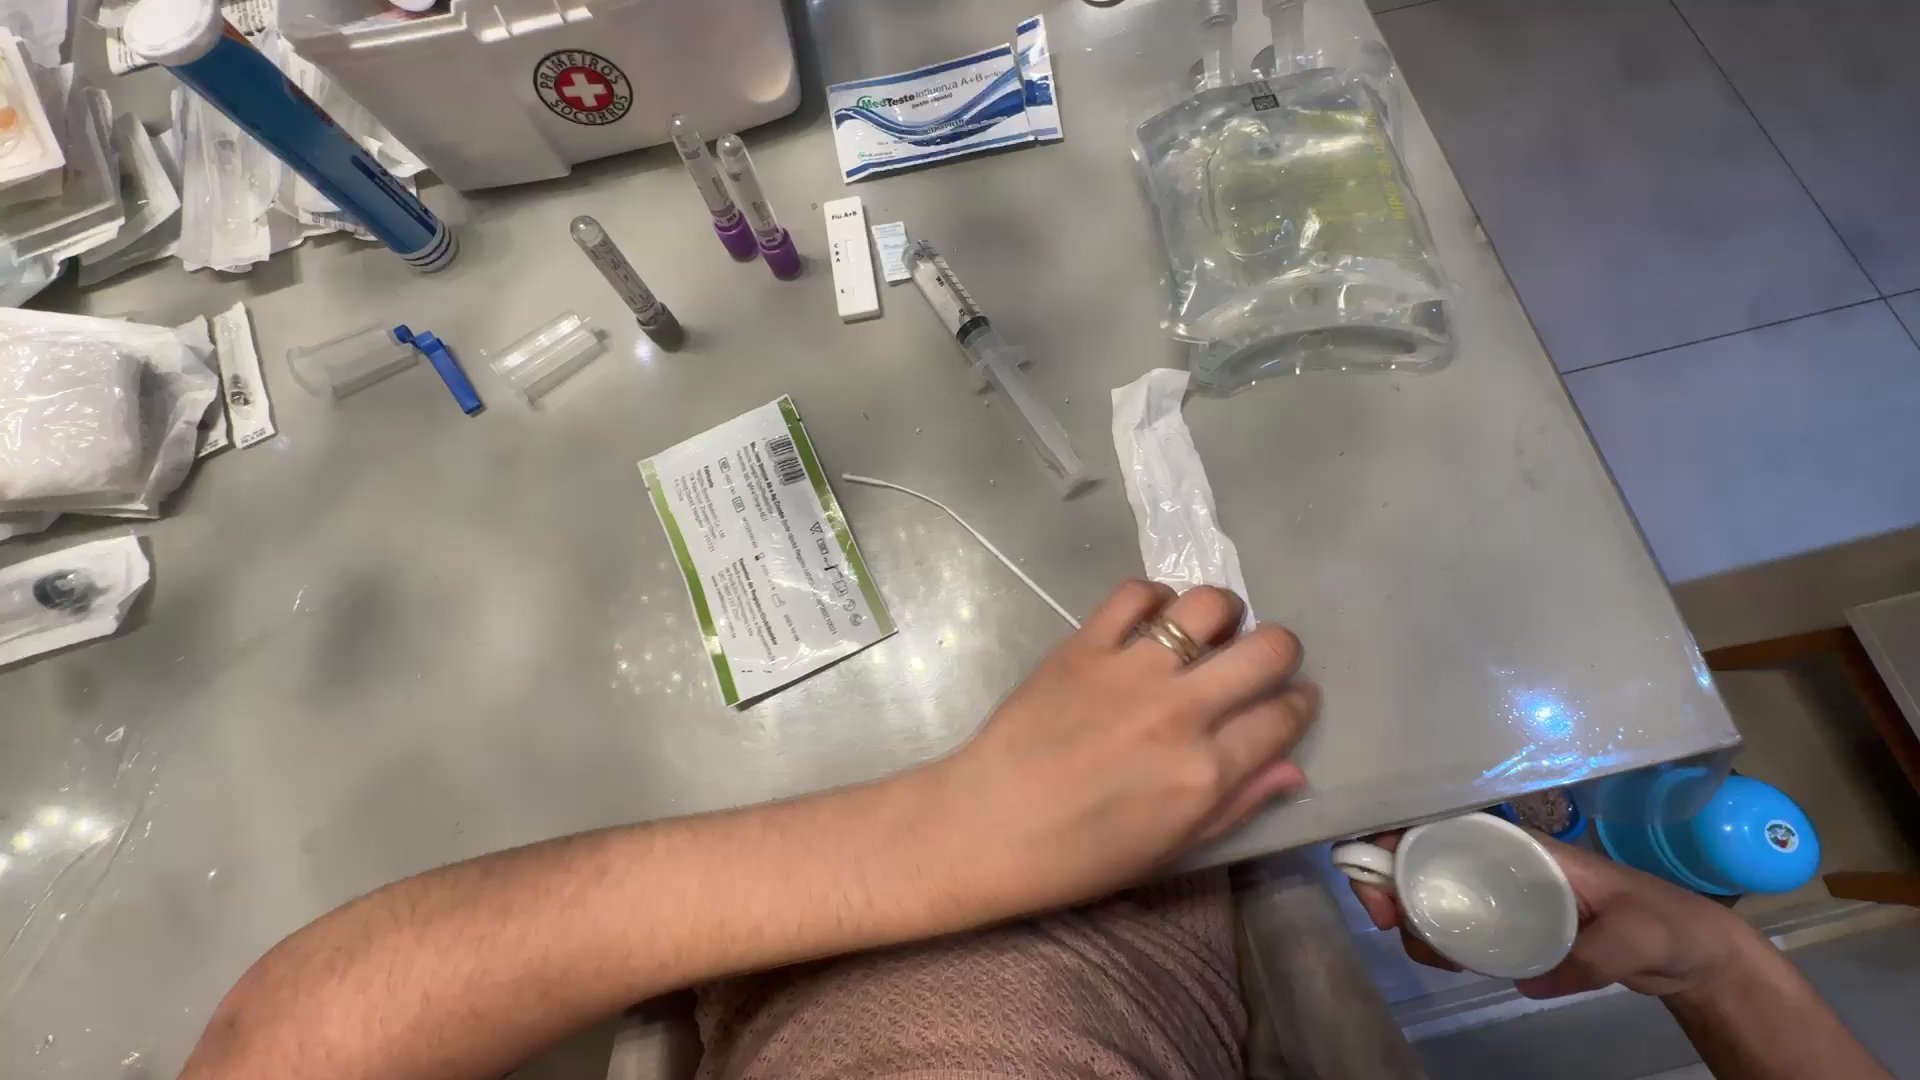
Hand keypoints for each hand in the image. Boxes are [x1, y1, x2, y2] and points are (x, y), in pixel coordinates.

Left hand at [920, 580, 1318, 922]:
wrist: (991, 823)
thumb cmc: (1081, 853)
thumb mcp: (1171, 848)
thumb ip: (1237, 804)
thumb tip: (1292, 765)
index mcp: (1206, 772)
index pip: (1282, 717)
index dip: (1298, 703)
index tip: (1292, 697)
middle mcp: (1180, 712)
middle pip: (1265, 650)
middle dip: (1279, 649)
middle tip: (1259, 657)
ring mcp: (1130, 672)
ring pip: (1205, 606)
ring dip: (1222, 611)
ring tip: (1209, 626)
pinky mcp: (1084, 646)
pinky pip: (1134, 595)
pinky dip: (1153, 596)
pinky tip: (1152, 615)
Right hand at [1349, 830, 1753, 997]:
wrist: (1694, 955)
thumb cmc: (1665, 923)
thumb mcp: (1640, 933)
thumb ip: (1592, 954)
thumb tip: (1528, 979)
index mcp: (1510, 844)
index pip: (1432, 826)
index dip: (1389, 842)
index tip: (1378, 880)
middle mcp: (1490, 862)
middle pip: (1413, 859)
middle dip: (1383, 884)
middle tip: (1386, 921)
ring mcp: (1494, 894)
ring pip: (1425, 895)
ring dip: (1408, 919)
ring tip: (1428, 952)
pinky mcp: (1502, 924)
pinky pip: (1451, 926)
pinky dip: (1433, 941)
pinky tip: (1449, 961)